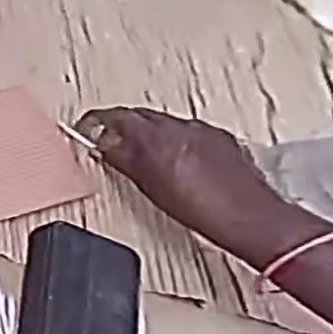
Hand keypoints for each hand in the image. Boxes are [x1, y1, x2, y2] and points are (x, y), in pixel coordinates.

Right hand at [75, 107, 312, 262]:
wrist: (247, 218)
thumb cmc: (198, 206)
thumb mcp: (143, 183)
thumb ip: (120, 157)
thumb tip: (104, 145)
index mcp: (157, 136)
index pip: (116, 115)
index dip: (95, 121)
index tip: (85, 128)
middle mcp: (183, 128)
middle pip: (141, 115)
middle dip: (119, 124)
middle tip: (104, 137)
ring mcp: (206, 133)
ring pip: (164, 122)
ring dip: (146, 133)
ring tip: (135, 152)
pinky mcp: (223, 141)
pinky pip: (188, 131)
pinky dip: (172, 140)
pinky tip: (168, 158)